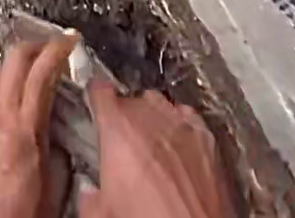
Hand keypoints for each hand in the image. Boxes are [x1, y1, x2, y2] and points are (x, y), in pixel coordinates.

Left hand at [0, 36, 76, 217]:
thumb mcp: (49, 197)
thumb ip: (57, 160)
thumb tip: (61, 142)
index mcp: (21, 130)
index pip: (41, 71)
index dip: (58, 49)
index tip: (69, 40)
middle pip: (13, 59)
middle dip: (35, 47)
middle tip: (51, 49)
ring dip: (16, 73)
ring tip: (32, 84)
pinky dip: (0, 102)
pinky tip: (8, 122)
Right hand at [81, 83, 235, 217]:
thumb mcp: (103, 215)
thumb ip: (89, 196)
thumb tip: (88, 192)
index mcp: (117, 127)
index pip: (100, 90)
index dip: (96, 96)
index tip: (96, 104)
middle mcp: (148, 114)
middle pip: (131, 100)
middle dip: (126, 118)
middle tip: (125, 147)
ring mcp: (179, 121)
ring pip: (159, 105)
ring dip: (153, 119)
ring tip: (153, 147)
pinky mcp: (206, 134)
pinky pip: (186, 118)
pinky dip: (180, 128)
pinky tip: (180, 150)